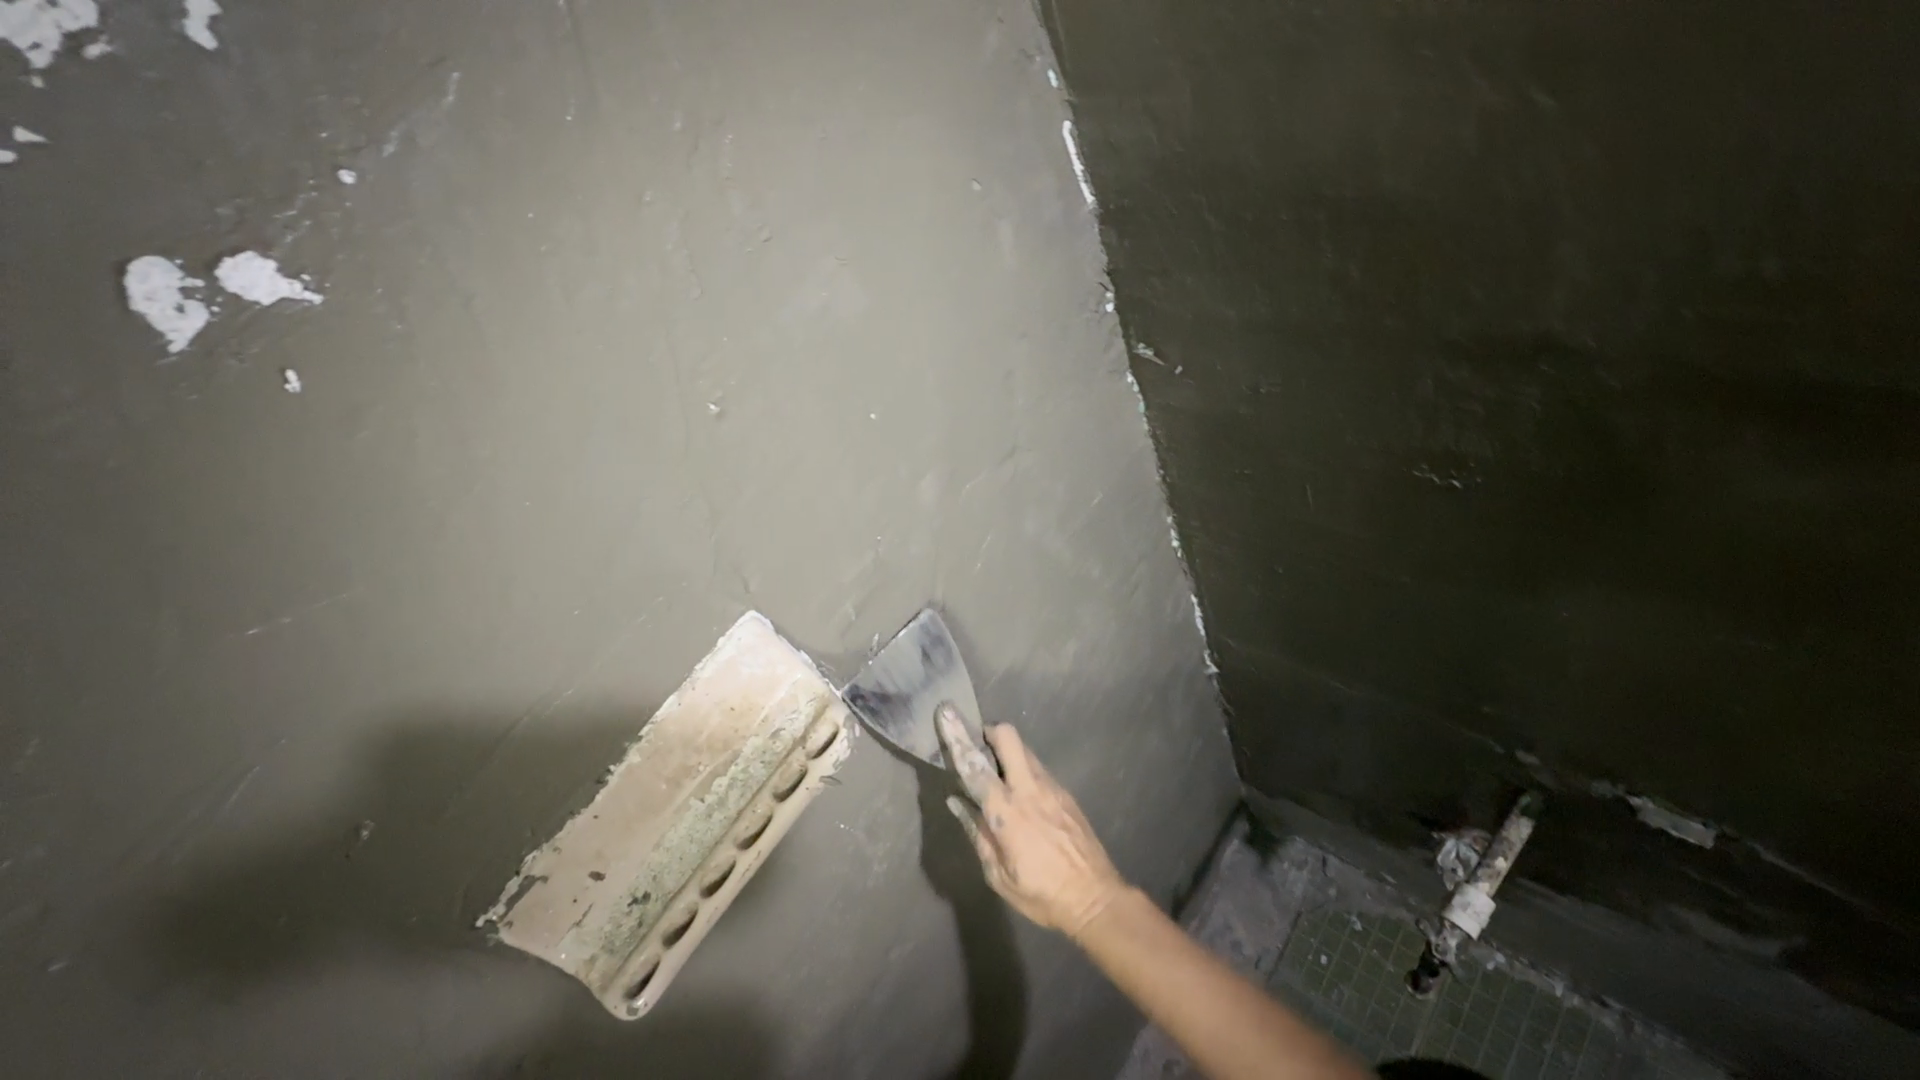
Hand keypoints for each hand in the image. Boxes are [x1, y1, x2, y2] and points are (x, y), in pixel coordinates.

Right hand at [937, 705, 1129, 938]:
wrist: (1095, 898)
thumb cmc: (1041, 894)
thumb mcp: (998, 875)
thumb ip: (977, 833)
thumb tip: (957, 803)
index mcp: (1007, 812)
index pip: (975, 766)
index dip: (958, 738)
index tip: (946, 713)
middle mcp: (1030, 789)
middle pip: (1009, 738)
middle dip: (990, 732)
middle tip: (978, 746)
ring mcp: (1052, 788)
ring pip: (1026, 751)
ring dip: (1008, 752)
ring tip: (998, 774)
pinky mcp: (1067, 794)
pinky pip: (1039, 769)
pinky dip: (1024, 770)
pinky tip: (1022, 796)